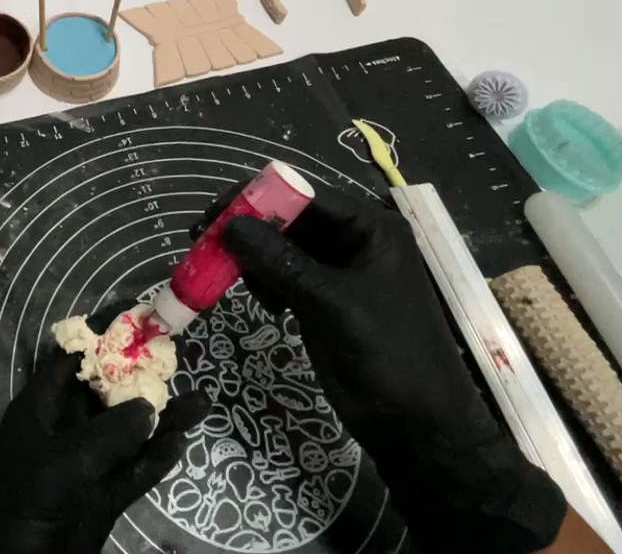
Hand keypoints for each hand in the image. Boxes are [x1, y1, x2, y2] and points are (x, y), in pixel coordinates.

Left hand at [0, 333, 208, 553]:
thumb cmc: (17, 509)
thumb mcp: (58, 466)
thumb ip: (104, 436)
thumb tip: (148, 407)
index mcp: (41, 407)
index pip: (73, 355)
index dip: (102, 331)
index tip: (139, 312)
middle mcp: (65, 429)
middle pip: (107, 389)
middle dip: (140, 370)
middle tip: (180, 352)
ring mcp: (86, 466)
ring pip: (129, 431)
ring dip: (163, 415)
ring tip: (203, 399)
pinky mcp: (102, 500)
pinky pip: (135, 471)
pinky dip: (159, 456)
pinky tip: (185, 440)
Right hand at [207, 184, 566, 552]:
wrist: (418, 428)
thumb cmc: (390, 354)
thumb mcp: (334, 304)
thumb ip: (281, 262)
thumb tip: (229, 224)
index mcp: (369, 228)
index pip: (304, 194)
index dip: (258, 197)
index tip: (215, 212)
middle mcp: (350, 240)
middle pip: (286, 216)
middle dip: (246, 227)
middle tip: (203, 238)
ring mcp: (333, 269)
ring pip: (277, 245)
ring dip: (248, 255)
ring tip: (224, 272)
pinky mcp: (318, 297)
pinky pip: (278, 273)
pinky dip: (260, 279)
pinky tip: (262, 301)